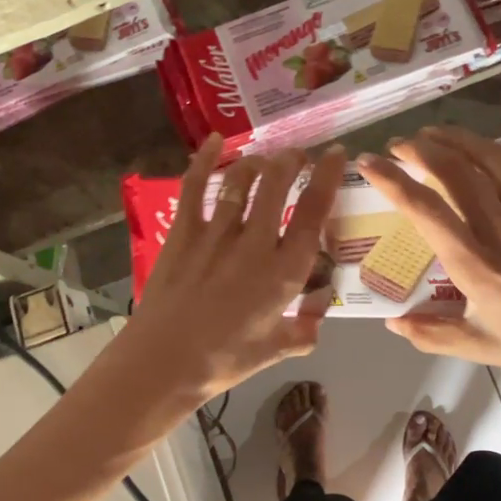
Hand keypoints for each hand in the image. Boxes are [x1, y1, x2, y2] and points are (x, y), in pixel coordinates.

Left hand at [120, 138, 348, 401]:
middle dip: (291, 161)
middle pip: (278, 184)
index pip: (314, 211)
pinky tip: (214, 140)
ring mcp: (217, 234)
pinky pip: (195, 186)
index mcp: (285, 272)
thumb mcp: (276, 351)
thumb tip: (316, 320)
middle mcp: (256, 243)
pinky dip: (204, 159)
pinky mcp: (183, 232)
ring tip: (265, 158)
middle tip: (296, 155)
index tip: (336, 155)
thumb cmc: (223, 360)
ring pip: (242, 180)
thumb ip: (302, 331)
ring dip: (257, 162)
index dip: (328, 177)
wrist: (165, 361)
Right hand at [357, 83, 500, 393]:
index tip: (367, 163)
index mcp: (479, 267)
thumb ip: (435, 335)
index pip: (425, 212)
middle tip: (394, 147)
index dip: (391, 182)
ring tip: (429, 132)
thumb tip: (391, 322)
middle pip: (454, 174)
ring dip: (454, 138)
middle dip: (418, 151)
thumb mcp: (487, 350)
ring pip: (489, 159)